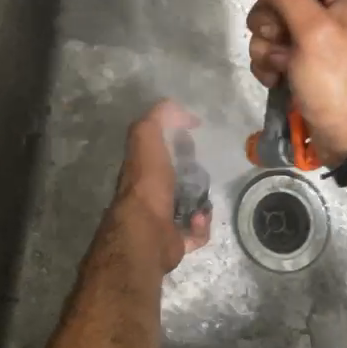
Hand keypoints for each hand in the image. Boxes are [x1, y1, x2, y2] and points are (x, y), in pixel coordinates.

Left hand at [112, 100, 211, 271]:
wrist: (146, 231)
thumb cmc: (147, 181)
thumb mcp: (146, 136)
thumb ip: (157, 117)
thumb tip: (176, 107)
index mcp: (142, 166)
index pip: (160, 147)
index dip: (177, 137)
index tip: (195, 133)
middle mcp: (150, 191)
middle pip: (176, 177)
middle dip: (193, 172)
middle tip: (202, 170)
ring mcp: (161, 218)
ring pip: (189, 205)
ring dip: (201, 201)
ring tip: (204, 199)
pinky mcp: (175, 241)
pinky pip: (197, 232)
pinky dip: (202, 226)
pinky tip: (200, 219)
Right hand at [244, 0, 346, 164]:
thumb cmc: (340, 81)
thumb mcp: (312, 31)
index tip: (275, 10)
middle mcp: (339, 11)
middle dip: (272, 24)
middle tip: (282, 45)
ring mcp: (323, 39)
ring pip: (274, 26)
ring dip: (268, 48)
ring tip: (281, 69)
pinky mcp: (309, 63)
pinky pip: (277, 51)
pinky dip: (271, 65)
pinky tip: (277, 81)